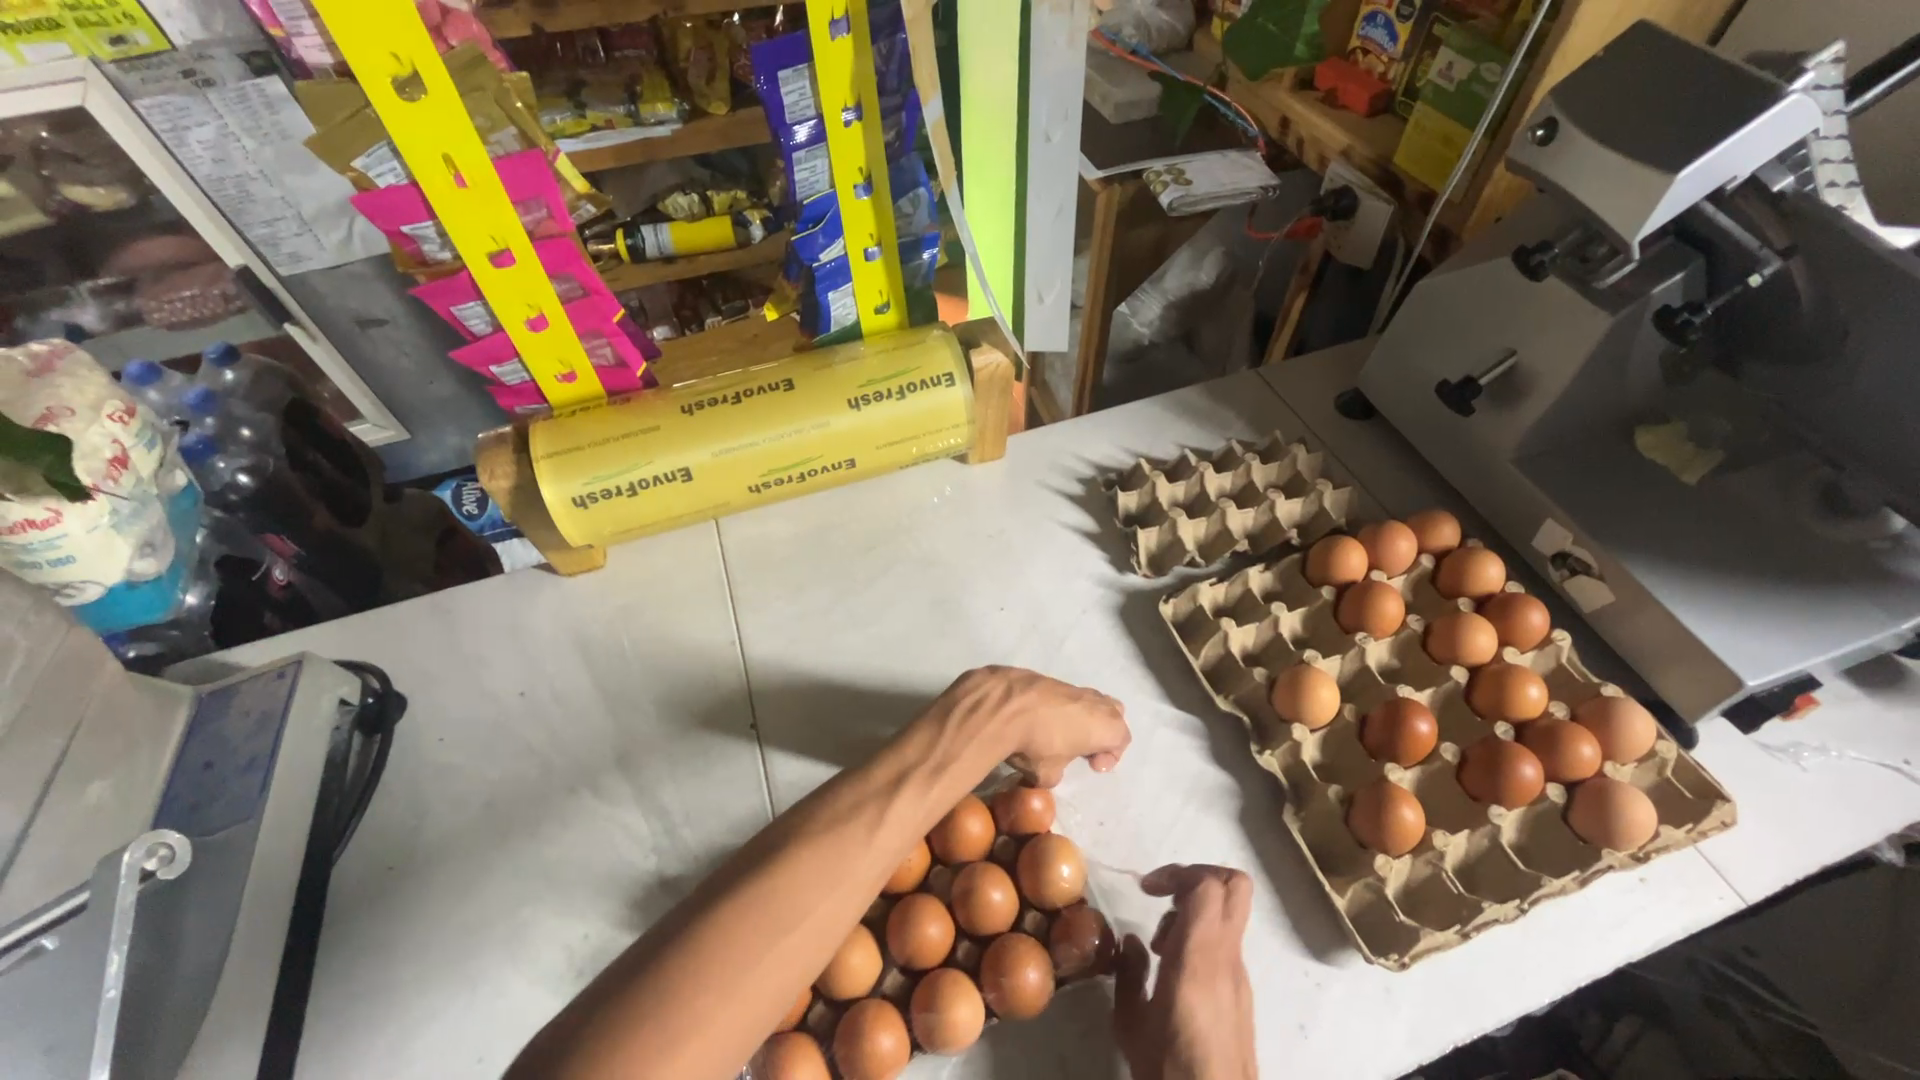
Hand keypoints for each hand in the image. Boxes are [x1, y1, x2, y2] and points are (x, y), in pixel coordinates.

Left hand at [935, 666, 1128, 785]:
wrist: (1002, 704)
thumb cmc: (1035, 743)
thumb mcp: (1046, 775)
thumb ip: (1055, 775)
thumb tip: (1049, 771)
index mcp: (1105, 726)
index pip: (1122, 739)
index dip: (1110, 755)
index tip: (1091, 766)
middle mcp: (1094, 702)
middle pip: (1112, 713)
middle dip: (1102, 730)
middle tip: (1083, 747)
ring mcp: (1071, 686)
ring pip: (1087, 700)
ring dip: (1078, 717)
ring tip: (1057, 734)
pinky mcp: (1047, 677)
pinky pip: (1062, 694)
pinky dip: (1057, 706)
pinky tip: (1036, 719)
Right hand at [1115, 865, 1256, 1079]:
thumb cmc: (1169, 1070)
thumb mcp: (1131, 1022)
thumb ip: (1129, 973)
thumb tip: (1131, 941)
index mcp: (1198, 959)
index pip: (1206, 887)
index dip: (1177, 873)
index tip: (1146, 889)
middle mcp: (1227, 958)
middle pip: (1235, 886)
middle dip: (1198, 876)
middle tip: (1163, 897)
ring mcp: (1240, 976)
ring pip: (1231, 914)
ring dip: (1197, 910)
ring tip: (1160, 946)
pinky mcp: (1242, 995)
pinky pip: (1227, 943)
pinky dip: (1201, 938)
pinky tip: (1172, 972)